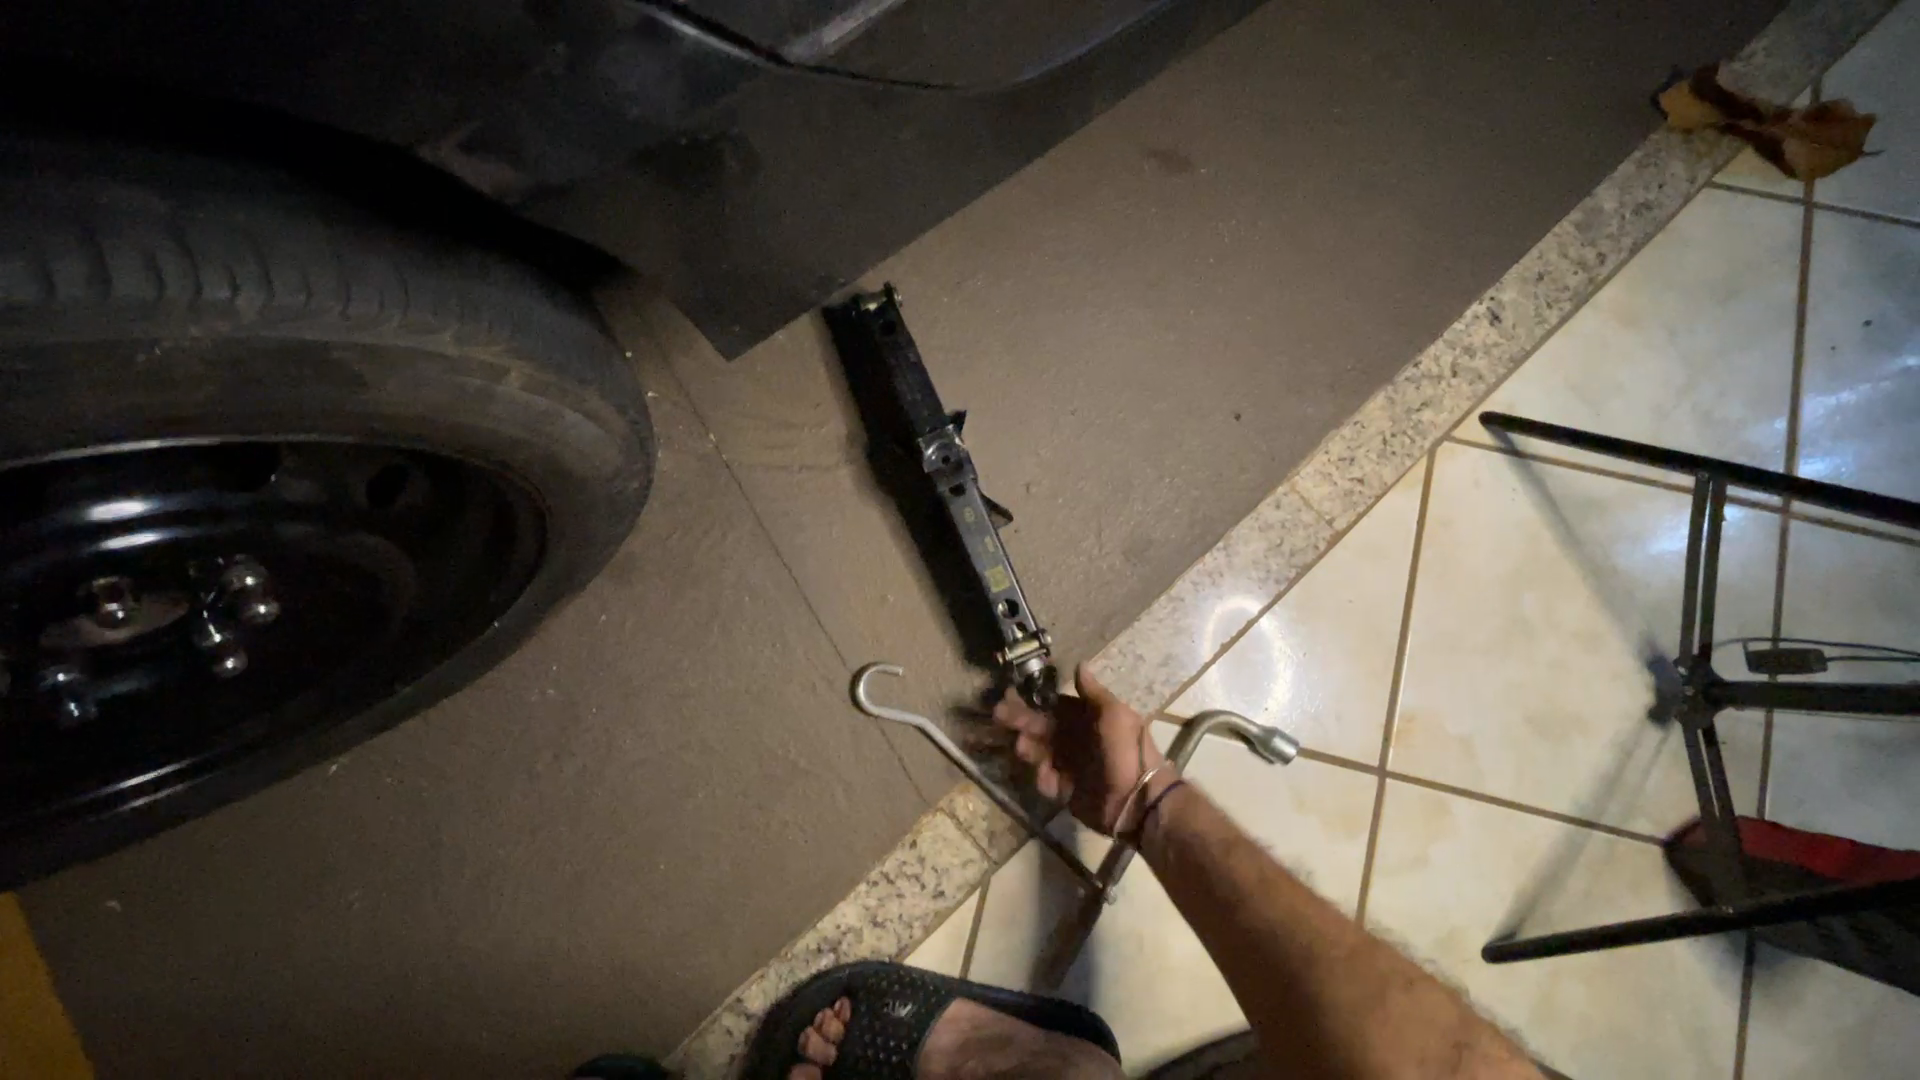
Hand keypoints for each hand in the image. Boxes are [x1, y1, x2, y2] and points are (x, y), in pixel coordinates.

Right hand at [992, 663, 1169, 835]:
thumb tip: (1079, 665)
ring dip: (1029, 748)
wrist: (1138, 801)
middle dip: (1021, 722)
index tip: (1009, 695)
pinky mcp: (1066, 791)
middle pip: (1042, 728)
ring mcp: (1070, 766)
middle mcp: (1076, 740)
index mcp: (1087, 720)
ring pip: (1040, 753)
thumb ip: (1093, 693)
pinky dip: (1043, 778)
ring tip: (1023, 748)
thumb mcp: (1115, 715)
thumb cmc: (1126, 751)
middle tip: (999, 716)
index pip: (1054, 707)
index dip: (1032, 702)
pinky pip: (1046, 781)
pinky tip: (1046, 777)